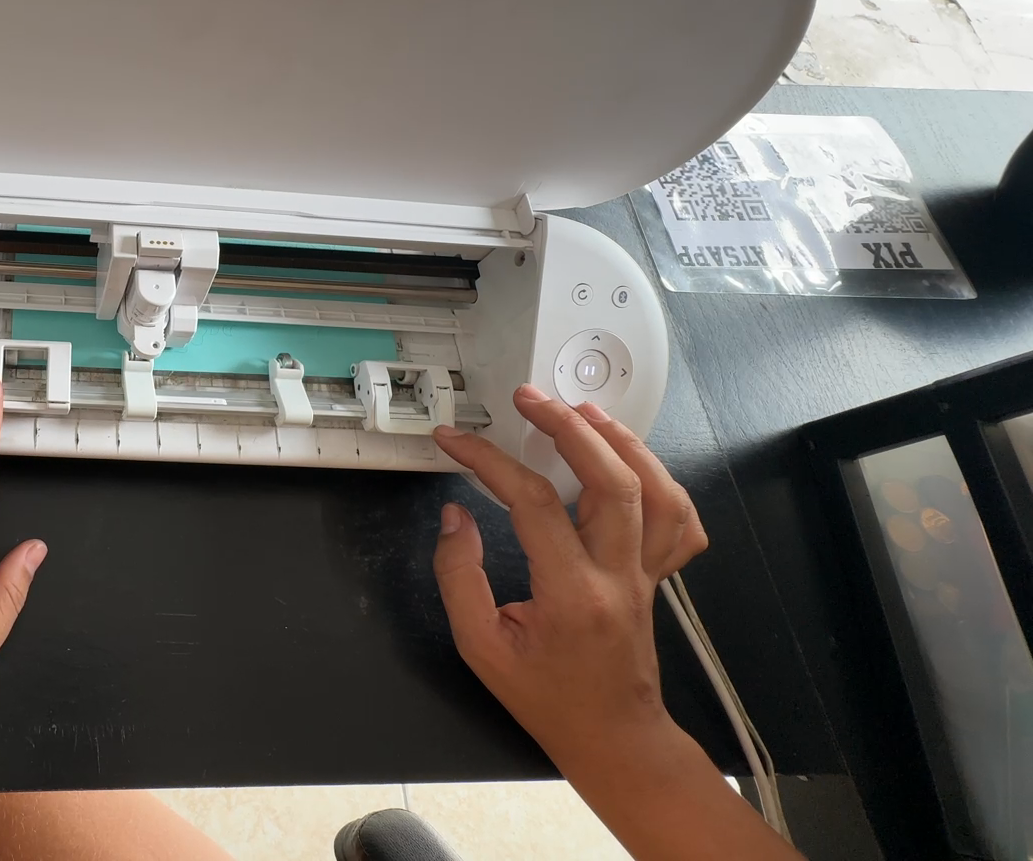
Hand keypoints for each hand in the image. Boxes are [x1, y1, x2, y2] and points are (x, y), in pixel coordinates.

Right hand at [429, 384, 706, 772]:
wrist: (612, 735)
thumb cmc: (542, 694)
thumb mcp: (477, 643)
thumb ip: (459, 574)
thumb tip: (455, 515)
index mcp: (572, 594)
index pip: (534, 503)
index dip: (489, 461)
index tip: (454, 440)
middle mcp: (620, 577)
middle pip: (614, 483)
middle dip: (570, 429)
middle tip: (531, 399)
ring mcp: (647, 575)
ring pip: (659, 494)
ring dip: (623, 443)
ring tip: (584, 411)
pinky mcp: (656, 576)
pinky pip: (679, 523)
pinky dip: (661, 482)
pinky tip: (630, 461)